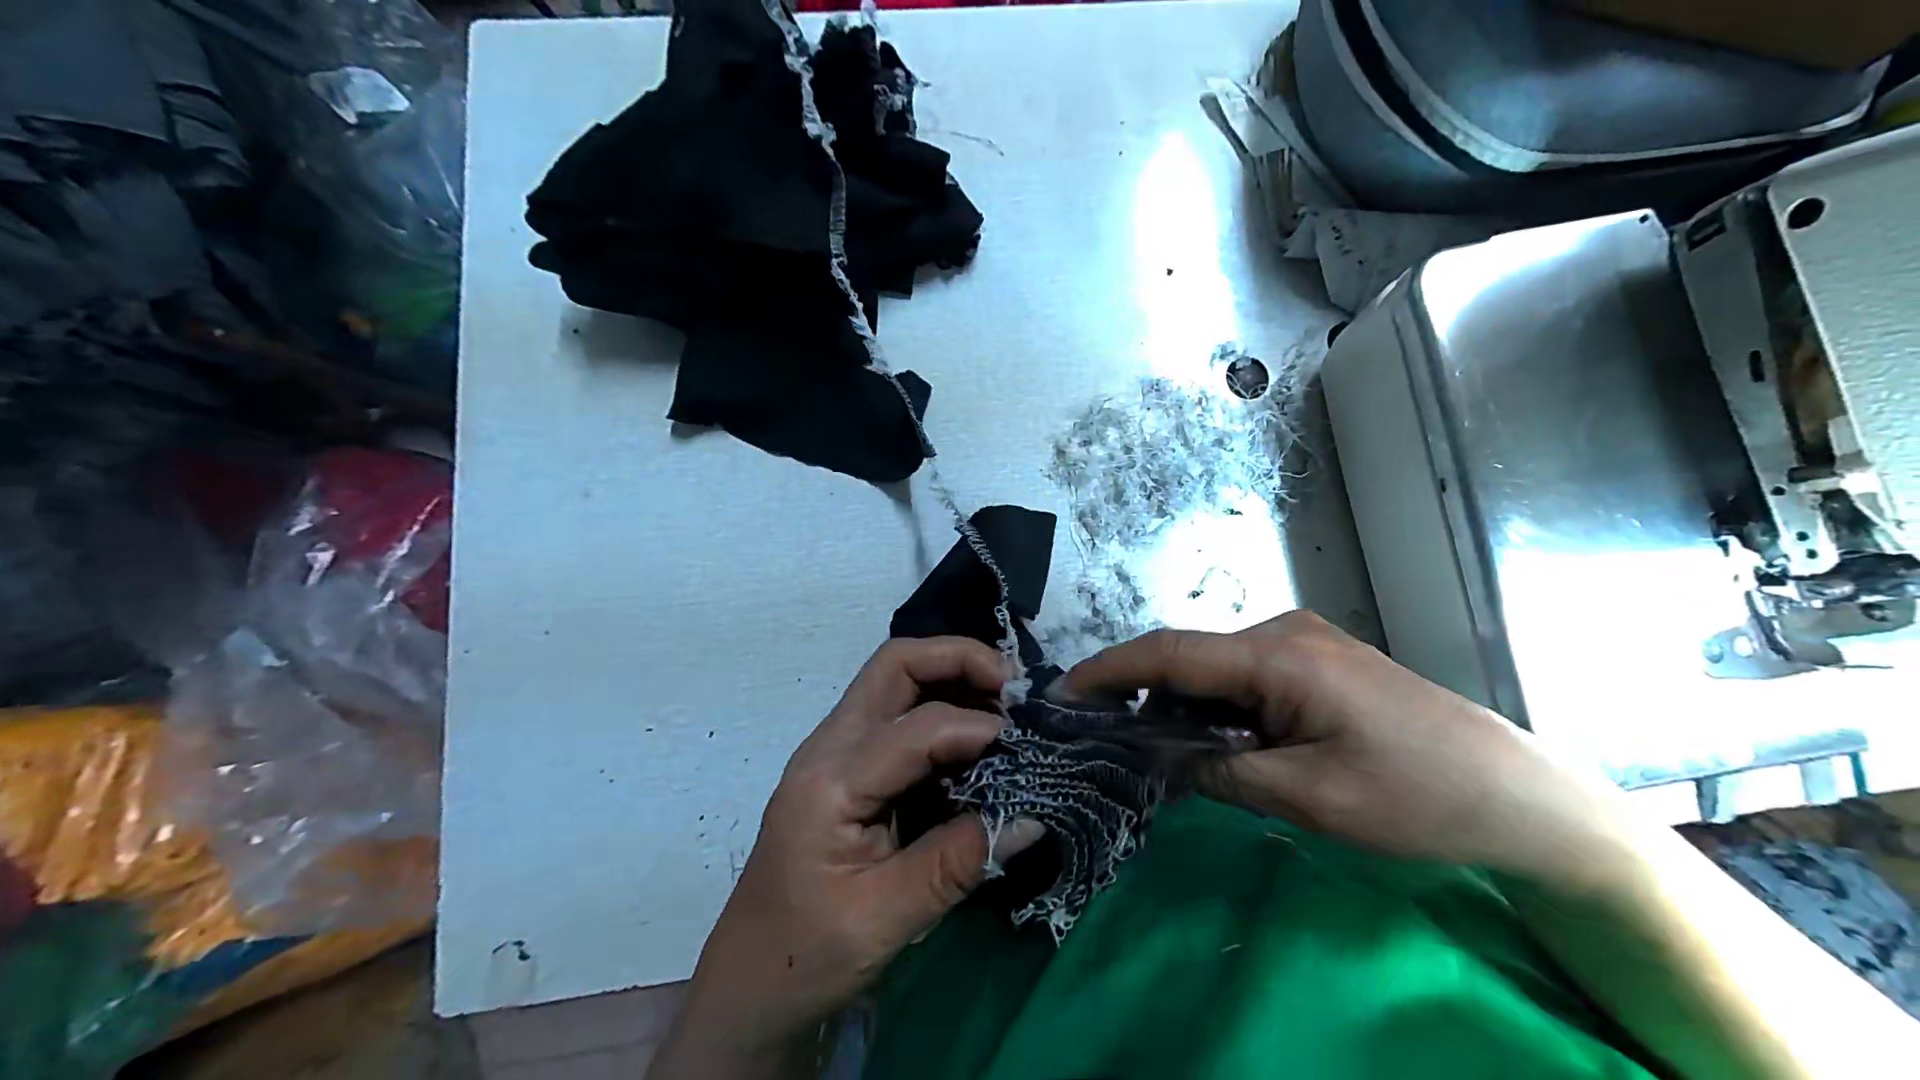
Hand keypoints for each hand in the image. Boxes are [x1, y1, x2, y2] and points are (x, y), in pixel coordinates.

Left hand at [650, 637, 1042, 1078]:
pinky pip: (899, 716)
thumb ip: (957, 862)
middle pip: (895, 666)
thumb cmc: (804, 956)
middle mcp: (829, 747)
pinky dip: (943, 711)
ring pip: (896, 681)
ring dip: (952, 679)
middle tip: (1015, 687)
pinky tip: (978, 740)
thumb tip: (1030, 815)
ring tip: (1005, 705)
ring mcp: (836, 753)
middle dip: (958, 659)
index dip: (976, 728)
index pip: (916, 728)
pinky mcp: (850, 769)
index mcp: (830, 781)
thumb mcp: (884, 919)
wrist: (748, 984)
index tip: (1026, 749)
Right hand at [1062, 612, 1623, 882]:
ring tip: (1148, 748)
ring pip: (1212, 668)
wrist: (1520, 796)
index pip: (1168, 653)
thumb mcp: (1305, 797)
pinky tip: (1206, 740)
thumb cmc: (1415, 797)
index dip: (1107, 670)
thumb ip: (1216, 770)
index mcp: (1277, 656)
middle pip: (1186, 657)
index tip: (1060, 694)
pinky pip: (1242, 676)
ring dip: (1176, 703)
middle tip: (1097, 736)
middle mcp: (1282, 632)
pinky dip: (1211, 705)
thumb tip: (1152, 756)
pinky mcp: (1314, 661)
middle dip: (1136, 692)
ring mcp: (1301, 642)